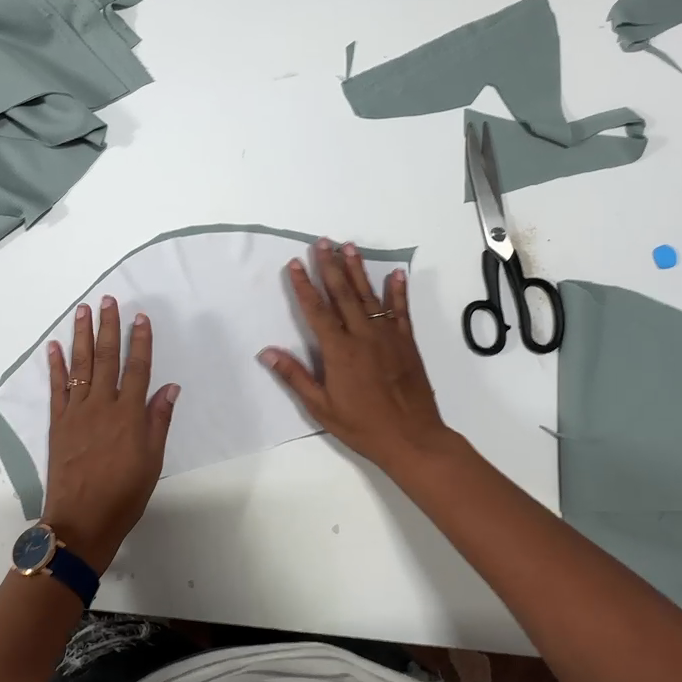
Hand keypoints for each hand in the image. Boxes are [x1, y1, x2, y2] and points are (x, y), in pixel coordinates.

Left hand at [42, 296, 178, 571]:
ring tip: (82, 310)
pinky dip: (55, 365)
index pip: (137, 368)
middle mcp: (102, 405)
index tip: (140, 317)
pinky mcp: (58, 423)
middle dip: (107, 327)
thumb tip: (170, 387)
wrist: (81, 521)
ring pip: (80, 365)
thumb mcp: (152, 462)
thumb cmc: (123, 496)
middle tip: (107, 300)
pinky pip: (56, 387)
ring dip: (81, 335)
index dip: (140, 341)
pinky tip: (54, 346)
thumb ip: (158, 422)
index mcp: (128, 415)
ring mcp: (76, 412)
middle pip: (105, 358)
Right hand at [258, 240, 462, 476]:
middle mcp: (362, 336)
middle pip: (343, 294)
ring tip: (349, 247)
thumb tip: (267, 352)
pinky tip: (395, 274)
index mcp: (339, 351)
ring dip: (358, 270)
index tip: (295, 263)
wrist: (413, 439)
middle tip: (321, 242)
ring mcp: (387, 337)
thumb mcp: (321, 407)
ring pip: (369, 296)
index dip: (304, 285)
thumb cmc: (363, 426)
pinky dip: (397, 291)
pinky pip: (401, 311)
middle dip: (330, 266)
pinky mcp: (407, 343)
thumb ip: (295, 377)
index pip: (316, 310)